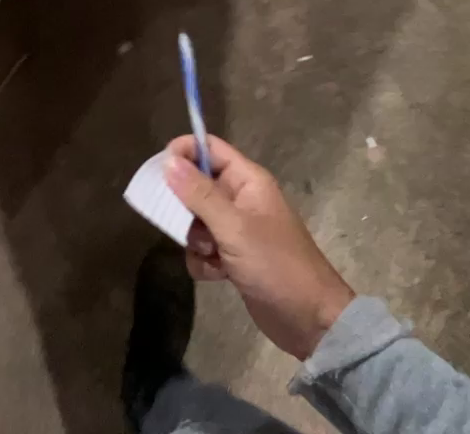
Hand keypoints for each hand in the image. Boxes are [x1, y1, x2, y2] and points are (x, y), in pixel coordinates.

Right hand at [162, 135, 354, 360]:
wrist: (310, 321)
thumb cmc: (277, 265)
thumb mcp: (234, 227)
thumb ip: (199, 194)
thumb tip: (168, 161)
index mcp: (247, 180)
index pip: (209, 148)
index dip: (184, 152)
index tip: (159, 171)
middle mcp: (240, 199)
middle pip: (196, 185)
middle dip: (185, 206)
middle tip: (182, 223)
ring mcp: (236, 229)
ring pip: (195, 220)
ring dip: (194, 239)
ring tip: (210, 254)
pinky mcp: (233, 257)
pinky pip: (202, 248)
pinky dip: (204, 261)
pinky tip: (217, 275)